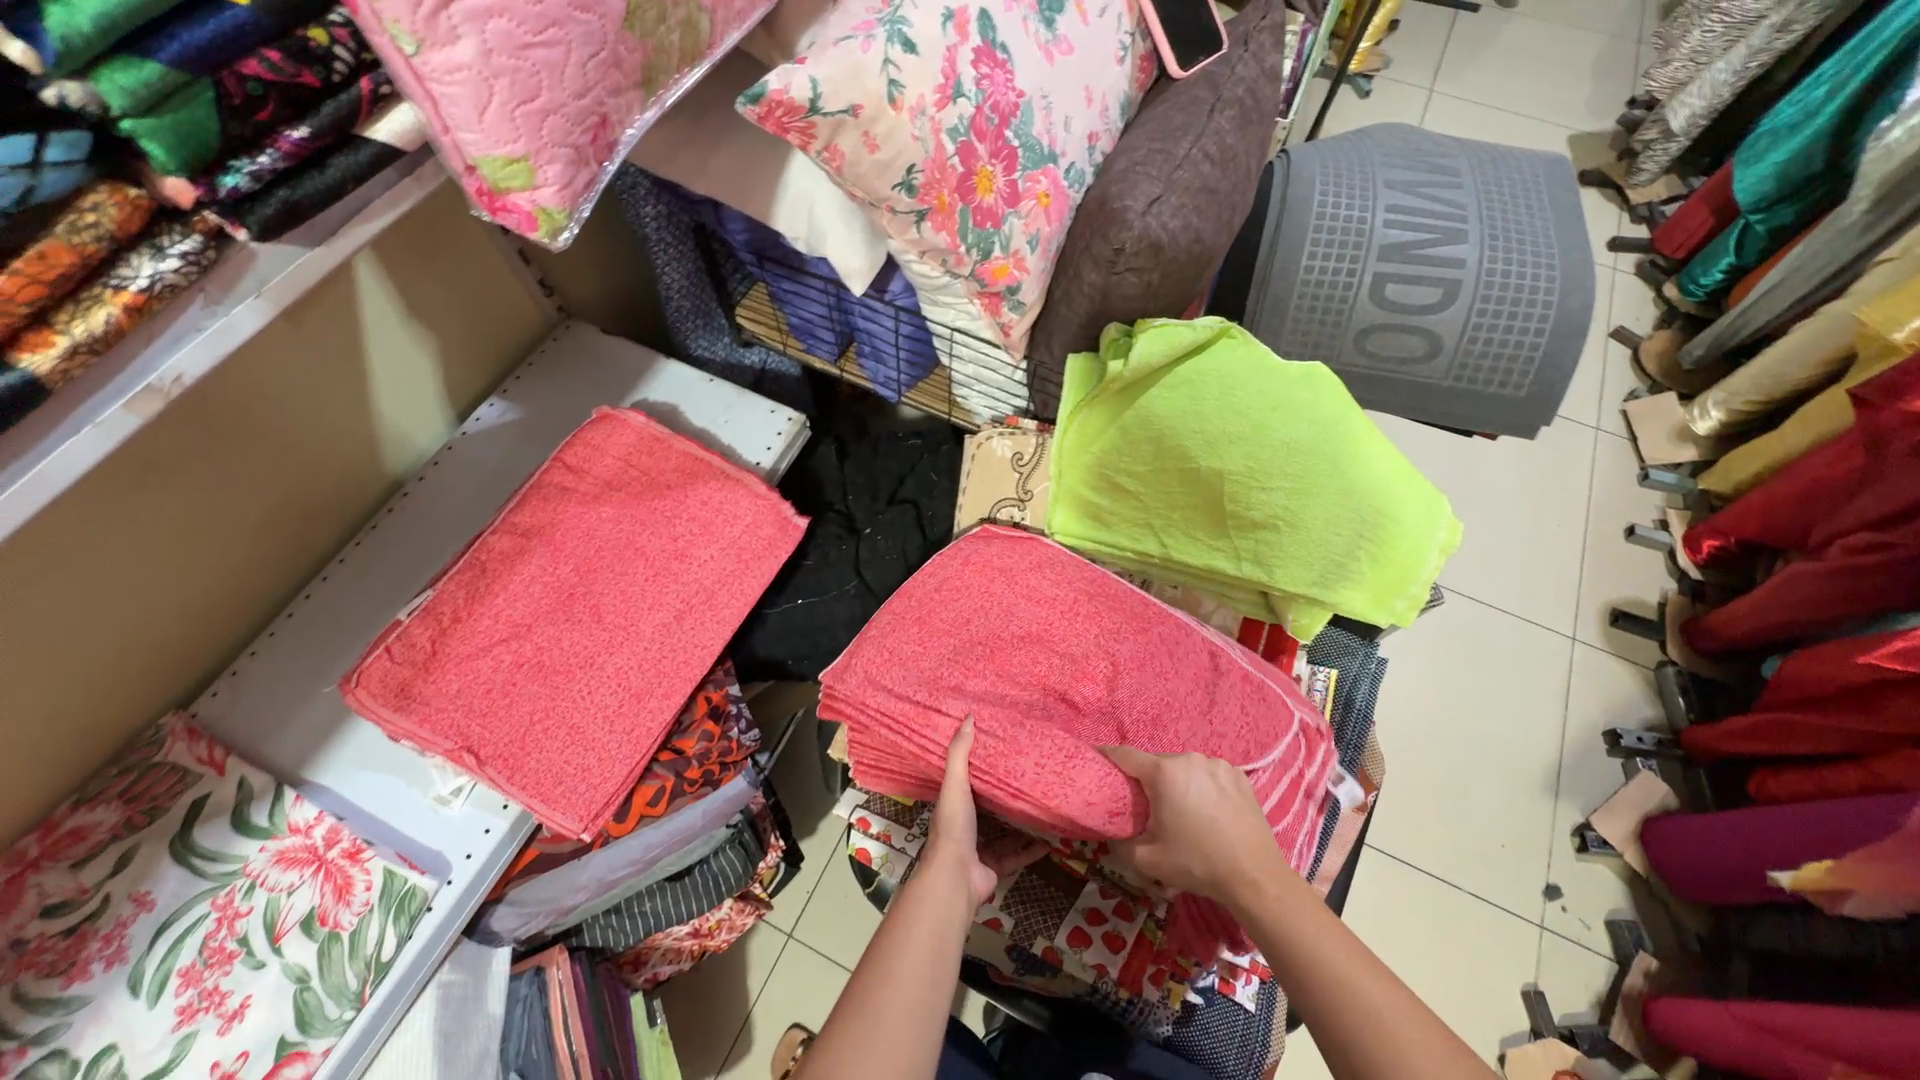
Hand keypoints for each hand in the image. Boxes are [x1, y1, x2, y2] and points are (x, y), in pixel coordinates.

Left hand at [922, 716, 1048, 904]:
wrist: (956, 877)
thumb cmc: (954, 826)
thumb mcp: (956, 784)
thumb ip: (960, 753)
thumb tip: (969, 717)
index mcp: (954, 806)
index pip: (966, 784)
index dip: (980, 771)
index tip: (1001, 756)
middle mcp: (966, 827)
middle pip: (988, 810)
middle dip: (1005, 800)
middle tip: (1029, 783)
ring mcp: (980, 849)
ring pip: (1005, 834)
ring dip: (1023, 826)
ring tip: (1043, 810)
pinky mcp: (996, 867)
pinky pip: (1017, 856)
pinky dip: (1033, 850)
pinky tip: (1050, 842)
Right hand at [1099, 746, 1295, 907]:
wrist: (1255, 876)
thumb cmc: (1197, 864)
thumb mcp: (1147, 860)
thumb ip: (1119, 845)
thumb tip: (1109, 837)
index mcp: (1164, 773)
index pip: (1124, 755)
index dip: (1106, 756)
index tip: (1095, 759)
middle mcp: (1190, 759)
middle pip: (1156, 764)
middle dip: (1147, 781)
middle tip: (1144, 806)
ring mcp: (1218, 765)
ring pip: (1184, 770)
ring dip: (1176, 784)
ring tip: (1180, 813)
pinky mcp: (1239, 776)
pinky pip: (1209, 775)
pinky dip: (1201, 788)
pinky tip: (1207, 812)